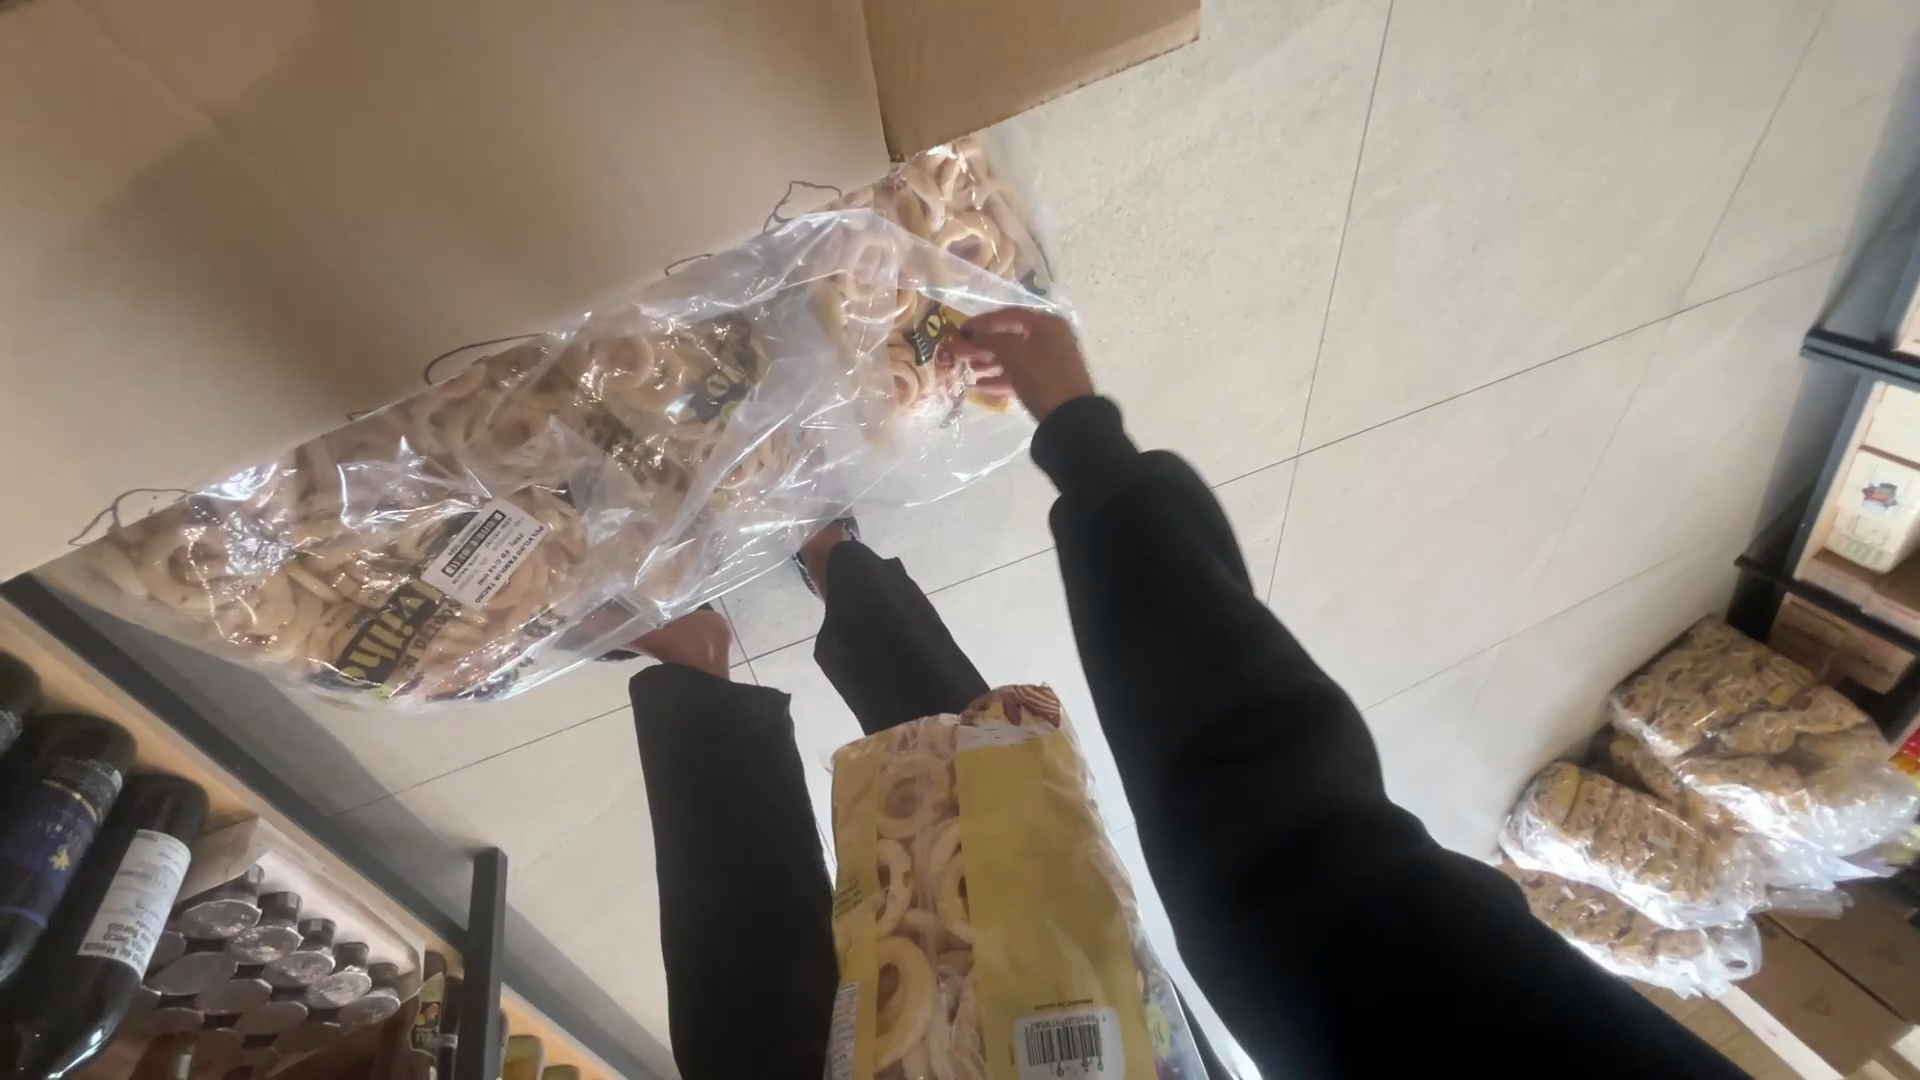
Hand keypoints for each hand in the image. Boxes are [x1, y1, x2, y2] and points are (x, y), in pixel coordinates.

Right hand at [949, 309, 1094, 420]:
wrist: (1069, 416)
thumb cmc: (1042, 377)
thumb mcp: (1013, 354)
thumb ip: (989, 340)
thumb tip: (970, 336)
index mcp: (1045, 324)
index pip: (1008, 315)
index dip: (982, 322)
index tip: (960, 330)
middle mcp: (1049, 338)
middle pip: (1009, 337)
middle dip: (983, 344)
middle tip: (959, 352)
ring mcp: (1048, 361)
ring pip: (1013, 357)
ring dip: (989, 361)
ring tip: (969, 369)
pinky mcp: (1046, 382)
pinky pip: (1019, 374)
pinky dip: (1000, 378)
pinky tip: (980, 387)